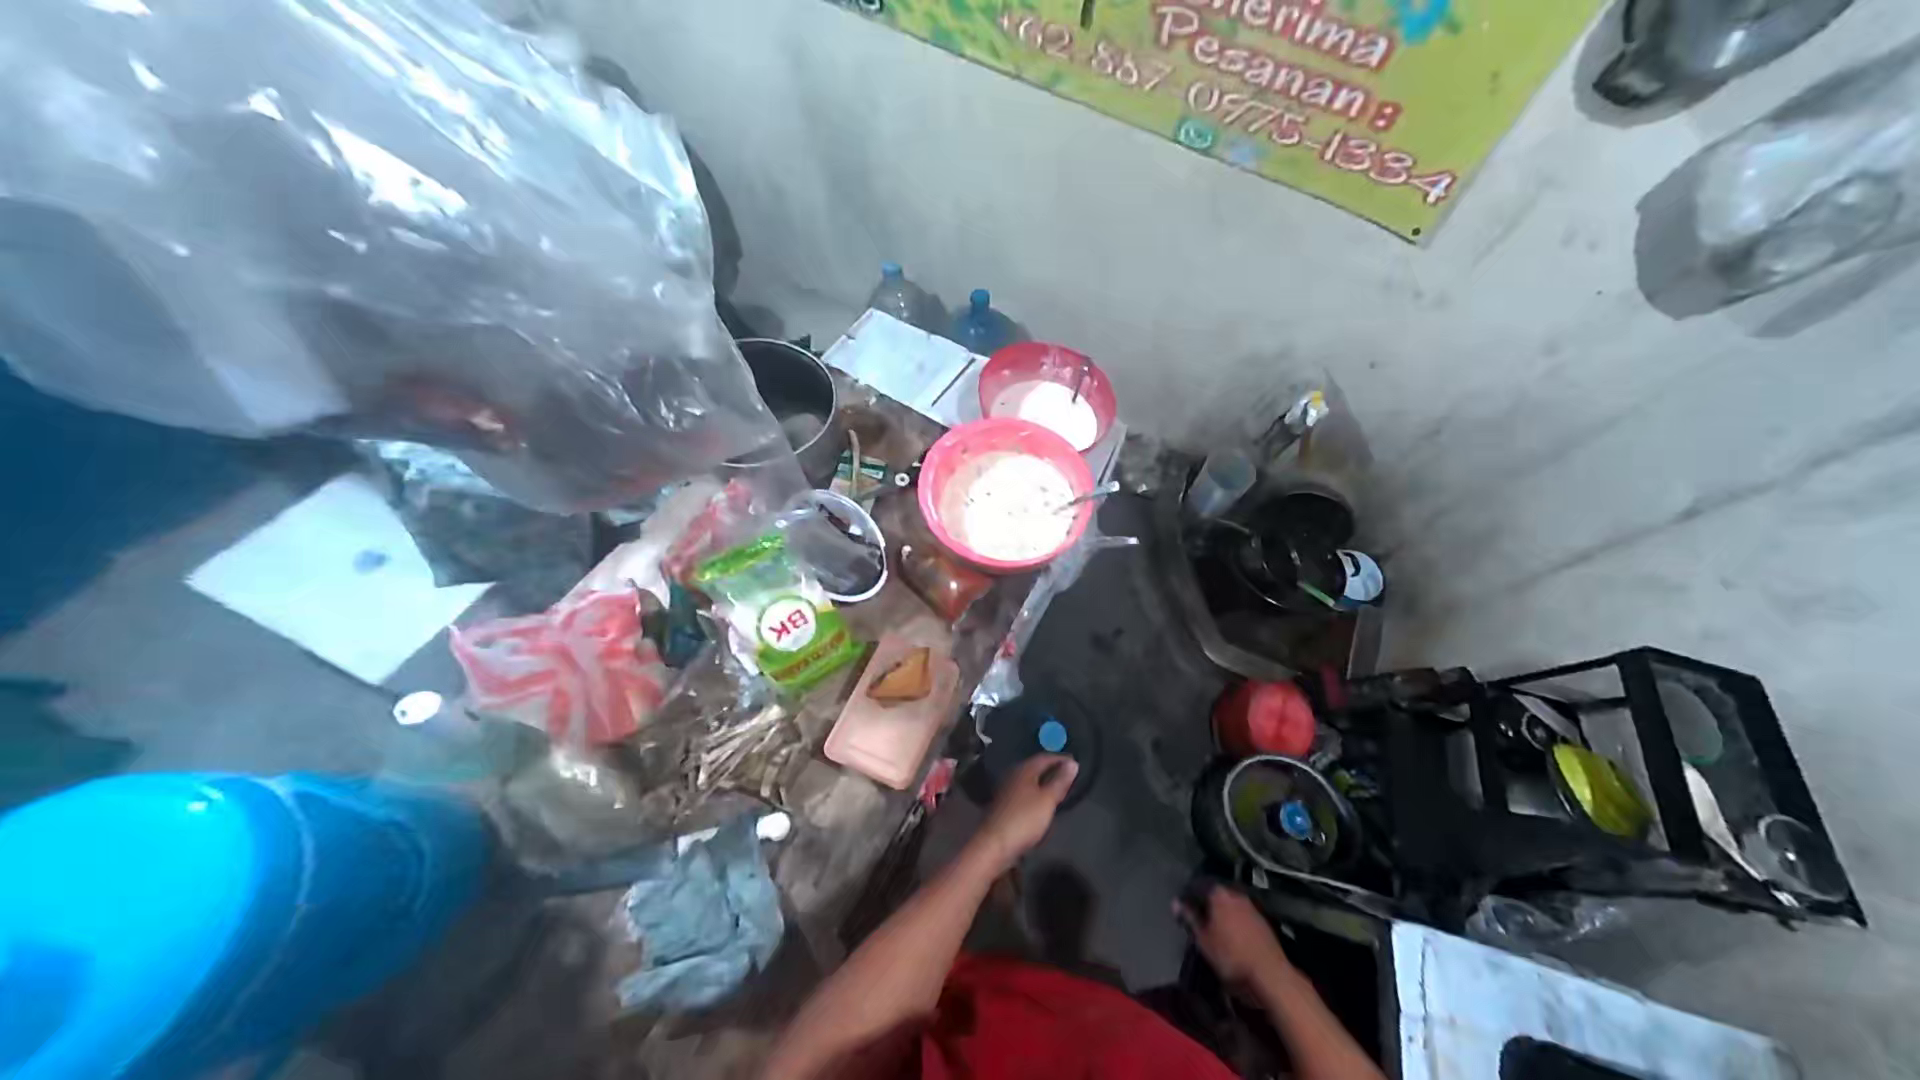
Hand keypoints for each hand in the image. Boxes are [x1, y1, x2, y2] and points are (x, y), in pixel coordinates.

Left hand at [973, 754, 1077, 872]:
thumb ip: (1060, 781)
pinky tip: (1042, 802)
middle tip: (1069, 774)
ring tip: (1059, 788)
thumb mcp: (1047, 800)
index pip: (1044, 757)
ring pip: (1030, 780)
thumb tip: (1072, 763)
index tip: (1075, 763)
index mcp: (1023, 770)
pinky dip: (1036, 793)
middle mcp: (1013, 775)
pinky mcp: (1005, 805)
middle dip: (1052, 769)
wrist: (995, 844)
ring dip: (1044, 782)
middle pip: (1035, 767)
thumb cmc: (1024, 819)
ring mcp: (1007, 790)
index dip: (1060, 759)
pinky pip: (1025, 792)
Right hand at [1176, 885, 1291, 985]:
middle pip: (1214, 892)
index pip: (1196, 886)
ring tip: (1212, 927)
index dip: (1186, 897)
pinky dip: (1232, 919)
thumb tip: (1176, 902)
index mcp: (1218, 893)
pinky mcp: (1262, 920)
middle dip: (1204, 903)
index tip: (1181, 910)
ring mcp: (1251, 905)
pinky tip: (1230, 933)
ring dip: (1219, 911)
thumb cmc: (1231, 957)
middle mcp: (1235, 893)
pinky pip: (1241, 913)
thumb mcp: (1203, 940)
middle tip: (1196, 918)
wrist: (1271, 975)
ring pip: (1228, 902)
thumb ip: (1189, 918)